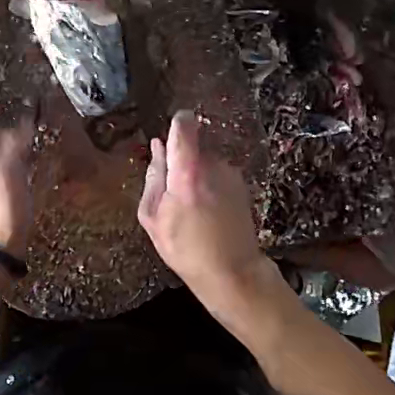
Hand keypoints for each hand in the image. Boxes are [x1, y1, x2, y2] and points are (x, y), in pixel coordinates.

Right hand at [137, 111, 272, 301]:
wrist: (232, 271)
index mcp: (187, 173)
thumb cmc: (185, 249)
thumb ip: (153, 177)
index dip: (176, 123)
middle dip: (180, 161)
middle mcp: (213, 165)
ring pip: (205, 160)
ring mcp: (231, 173)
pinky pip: (218, 173)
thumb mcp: (153, 218)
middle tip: (173, 193)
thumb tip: (157, 147)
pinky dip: (210, 185)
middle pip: (192, 146)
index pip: (184, 125)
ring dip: (196, 175)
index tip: (169, 135)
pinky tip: (208, 212)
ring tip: (191, 208)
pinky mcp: (241, 183)